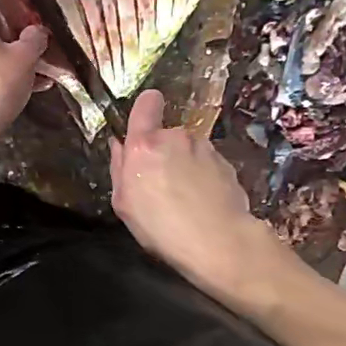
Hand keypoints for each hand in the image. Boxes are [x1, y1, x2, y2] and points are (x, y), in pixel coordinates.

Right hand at [109, 89, 274, 288]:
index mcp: (144, 145)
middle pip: (167, 135)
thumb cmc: (162, 228)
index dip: (146, 108)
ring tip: (185, 198)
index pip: (146, 104)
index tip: (146, 121)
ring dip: (186, 165)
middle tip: (161, 185)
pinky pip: (208, 165)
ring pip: (189, 150)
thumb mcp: (125, 204)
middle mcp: (176, 138)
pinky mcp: (226, 163)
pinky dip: (205, 178)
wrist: (218, 241)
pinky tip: (204, 202)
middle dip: (164, 153)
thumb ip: (119, 168)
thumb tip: (119, 145)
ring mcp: (205, 149)